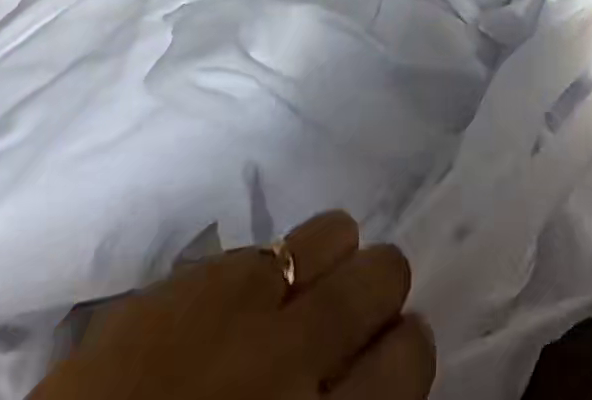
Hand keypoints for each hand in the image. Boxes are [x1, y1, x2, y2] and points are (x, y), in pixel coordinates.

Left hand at [30, 211, 434, 399]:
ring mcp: (233, 312)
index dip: (404, 349)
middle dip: (376, 290)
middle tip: (346, 320)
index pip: (411, 352)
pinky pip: (256, 248)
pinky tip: (236, 303)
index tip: (384, 354)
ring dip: (328, 260)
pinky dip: (259, 272)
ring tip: (302, 289)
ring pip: (331, 233)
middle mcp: (292, 357)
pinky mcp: (180, 286)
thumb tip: (378, 359)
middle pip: (383, 273)